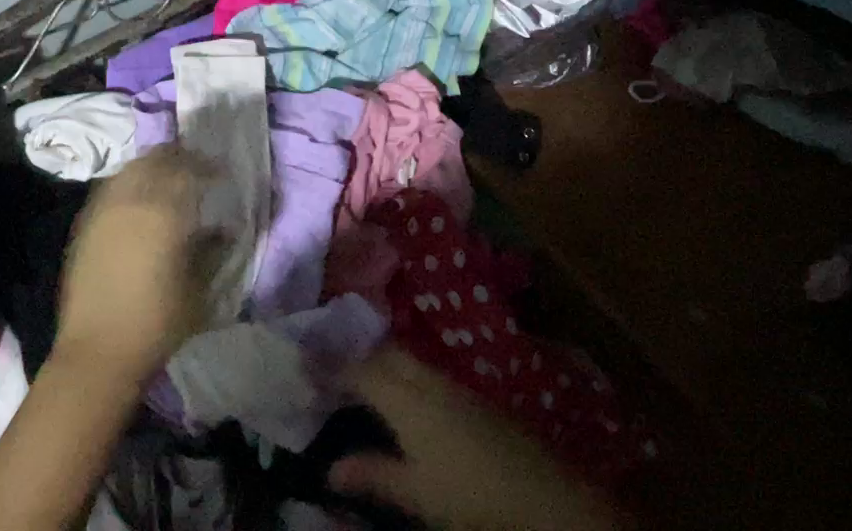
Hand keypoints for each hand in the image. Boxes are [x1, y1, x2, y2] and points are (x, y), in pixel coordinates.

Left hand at [53, 145, 213, 382]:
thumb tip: (223, 229)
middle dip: (180, 158)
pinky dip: (129, 182)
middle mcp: (131, 200)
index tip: (223, 173)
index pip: (189, 170)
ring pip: (130, 169)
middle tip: (197, 167)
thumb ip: (212, 251)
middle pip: (156, 160)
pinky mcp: (85, 224)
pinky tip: (138, 199)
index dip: (209, 166)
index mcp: (164, 212)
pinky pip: (110, 188)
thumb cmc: (158, 323)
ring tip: (167, 177)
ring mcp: (103, 209)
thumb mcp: (199, 289)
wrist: (98, 351)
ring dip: (152, 166)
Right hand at [330, 349, 624, 530]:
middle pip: (386, 352)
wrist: (549, 498)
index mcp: (407, 398)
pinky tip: (405, 397)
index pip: (360, 369)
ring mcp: (459, 386)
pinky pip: (429, 373)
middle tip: (330, 361)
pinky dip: (406, 375)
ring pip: (410, 360)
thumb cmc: (472, 496)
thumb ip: (373, 474)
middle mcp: (430, 380)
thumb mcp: (416, 492)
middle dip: (357, 352)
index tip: (302, 358)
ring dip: (383, 362)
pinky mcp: (479, 399)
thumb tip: (330, 470)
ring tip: (361, 376)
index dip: (330, 363)